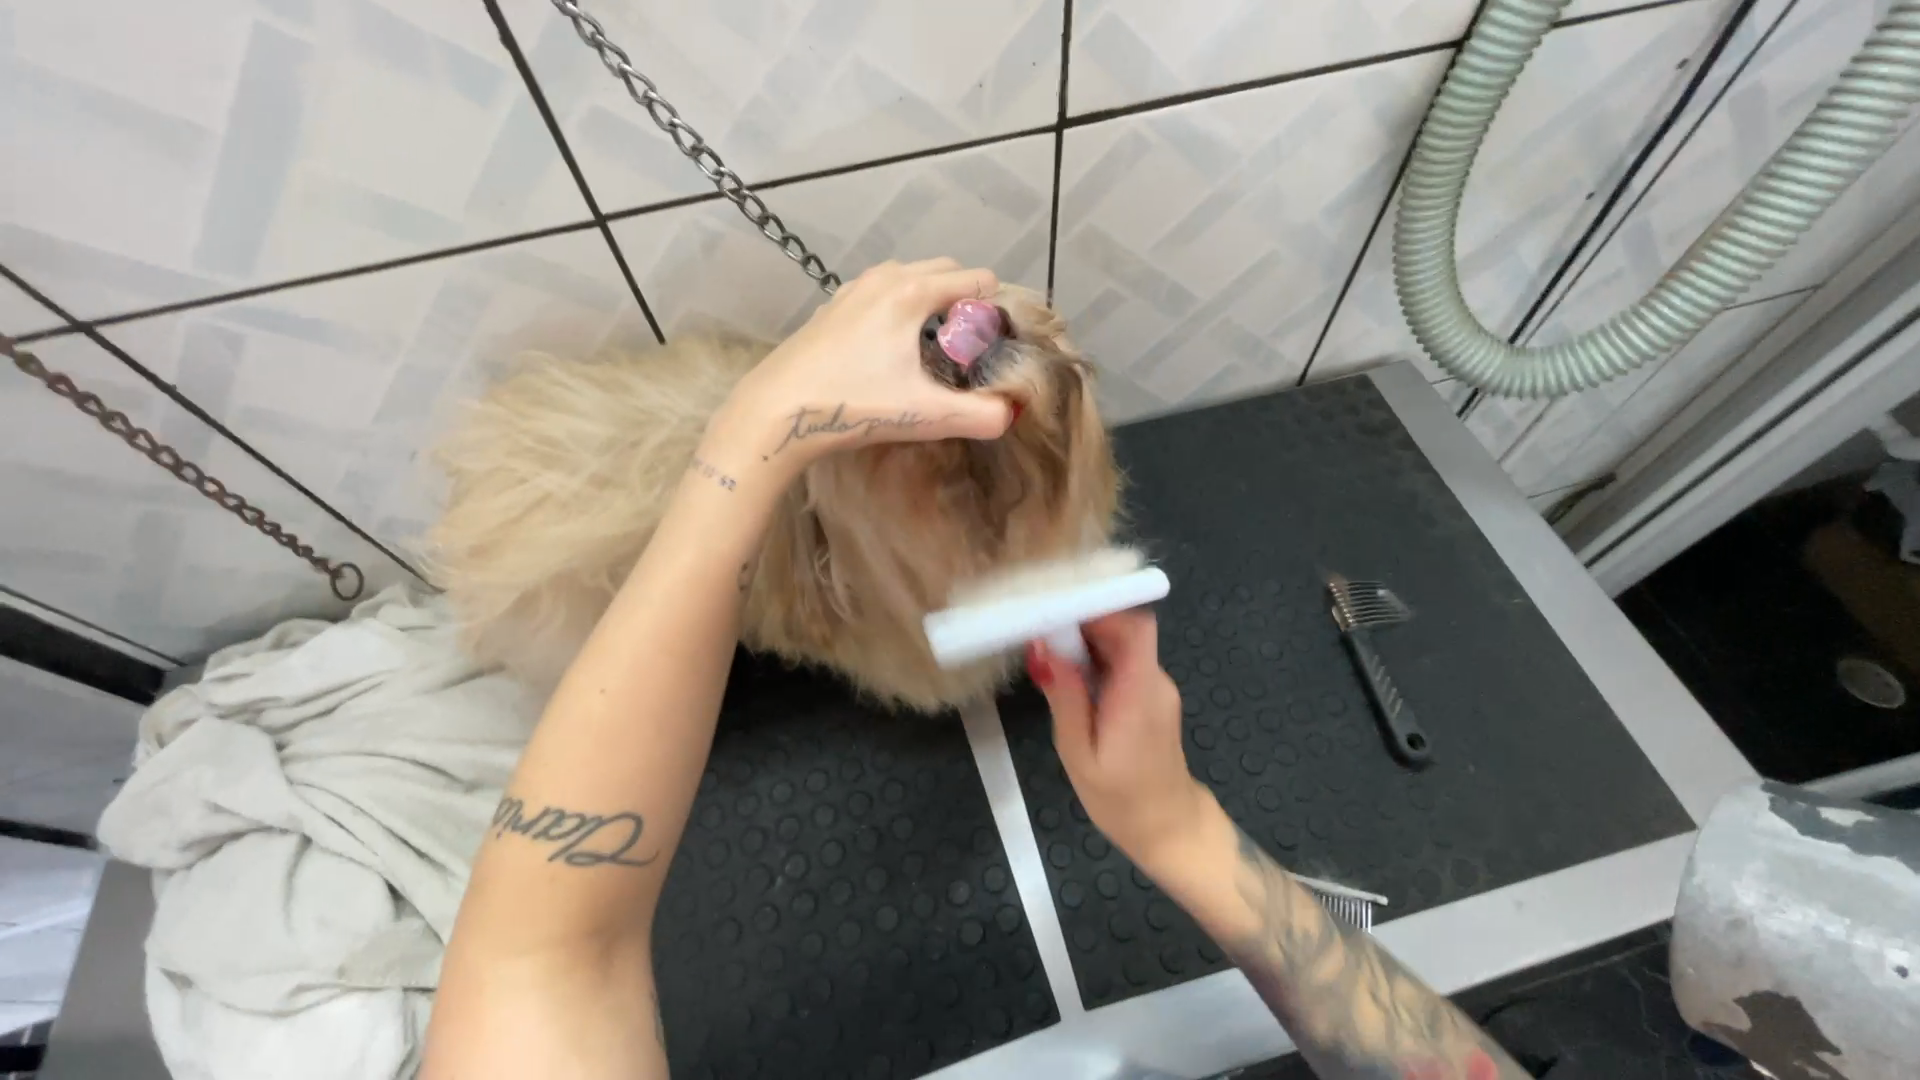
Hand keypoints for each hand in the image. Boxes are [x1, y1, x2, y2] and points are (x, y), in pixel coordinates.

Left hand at [714, 259, 1014, 471]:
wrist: (776, 411)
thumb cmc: (854, 405)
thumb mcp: (925, 415)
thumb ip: (979, 416)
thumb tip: (1010, 414)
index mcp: (911, 291)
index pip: (975, 279)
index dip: (995, 308)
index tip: (996, 345)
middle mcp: (883, 278)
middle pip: (944, 270)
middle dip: (966, 300)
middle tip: (969, 348)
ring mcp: (852, 290)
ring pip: (909, 278)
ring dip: (931, 301)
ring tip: (933, 348)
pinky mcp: (831, 309)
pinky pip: (880, 293)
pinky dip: (898, 308)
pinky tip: (891, 350)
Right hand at [1028, 611, 1211, 871]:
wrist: (1169, 831)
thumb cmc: (1121, 800)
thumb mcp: (1079, 754)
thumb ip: (1065, 698)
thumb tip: (1044, 649)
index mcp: (1140, 691)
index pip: (1135, 626)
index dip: (1099, 611)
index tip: (1058, 617)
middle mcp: (1154, 681)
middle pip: (1124, 631)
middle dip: (1082, 628)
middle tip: (1041, 642)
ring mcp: (1156, 689)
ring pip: (1121, 646)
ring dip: (1085, 647)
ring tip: (1048, 664)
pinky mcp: (1150, 698)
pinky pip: (1122, 665)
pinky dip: (1095, 665)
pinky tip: (1069, 684)